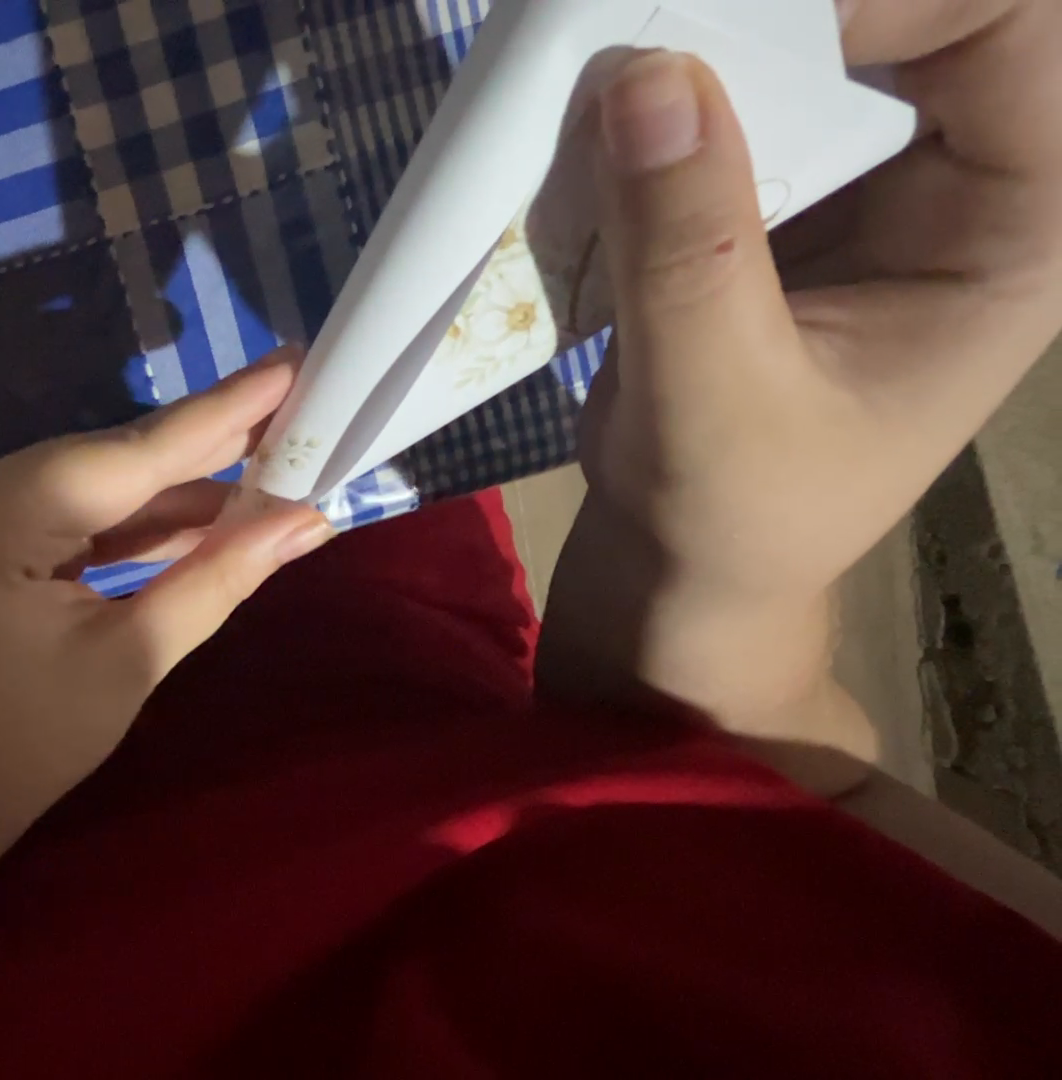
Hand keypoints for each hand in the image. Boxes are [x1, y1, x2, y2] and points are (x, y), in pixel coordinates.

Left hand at [0, 349, 332, 825]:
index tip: (291, 363)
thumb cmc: (28, 744)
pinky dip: (139, 522)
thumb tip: (308, 520)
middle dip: (210, 444)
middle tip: (295, 404)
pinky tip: (208, 511)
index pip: (133, 452)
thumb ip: (219, 578)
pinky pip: (77, 516)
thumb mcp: (133, 658)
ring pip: (101, 486)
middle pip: (116, 460)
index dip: (223, 412)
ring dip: (181, 488)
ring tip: (272, 461)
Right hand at [542, 2, 1061, 740]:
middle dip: (774, 35)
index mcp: (1015, 227)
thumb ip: (684, 245)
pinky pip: (715, 145)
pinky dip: (650, 140)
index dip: (893, 4)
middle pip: (901, 39)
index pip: (1015, 36)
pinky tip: (592, 163)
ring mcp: (840, 211)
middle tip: (648, 52)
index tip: (722, 45)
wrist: (678, 563)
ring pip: (794, 85)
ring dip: (697, 85)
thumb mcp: (709, 390)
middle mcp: (945, 193)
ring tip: (604, 106)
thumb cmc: (727, 508)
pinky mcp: (750, 234)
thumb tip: (644, 78)